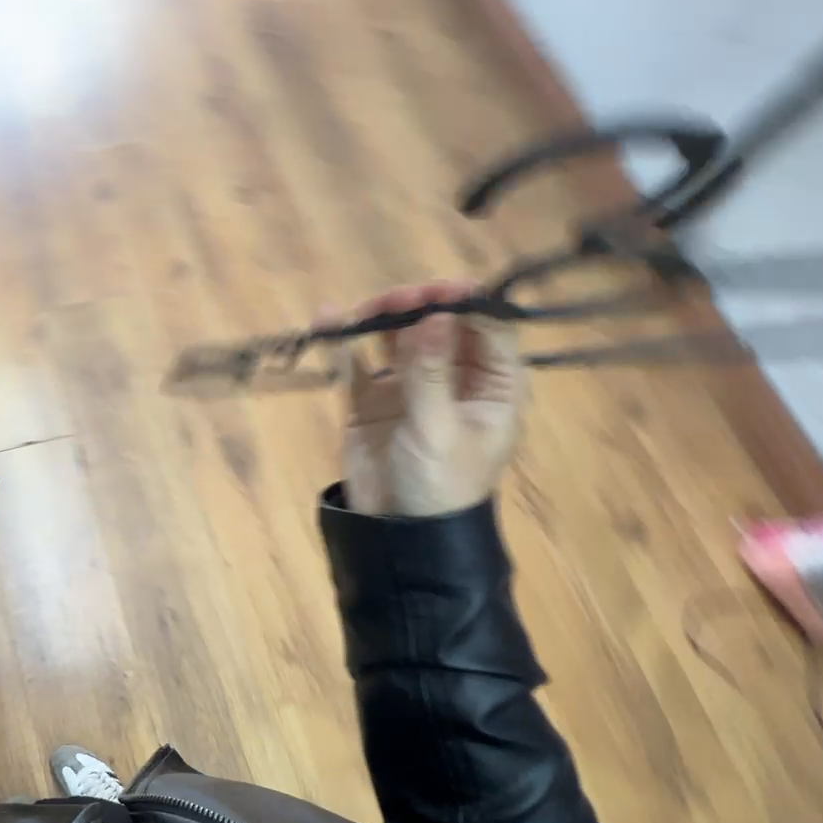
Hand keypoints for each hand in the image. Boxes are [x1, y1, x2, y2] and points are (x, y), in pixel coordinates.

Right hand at [335, 280, 526, 516]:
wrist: (394, 534)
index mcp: (493, 387)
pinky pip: (356, 367)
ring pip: (397, 340)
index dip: (468, 304)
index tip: (441, 288)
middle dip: (421, 306)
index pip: (489, 330)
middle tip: (398, 296)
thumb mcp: (440, 430)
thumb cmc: (438, 485)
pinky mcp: (369, 402)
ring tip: (366, 307)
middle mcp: (453, 379)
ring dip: (383, 319)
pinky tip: (329, 319)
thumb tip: (432, 315)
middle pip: (441, 327)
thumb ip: (430, 373)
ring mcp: (408, 389)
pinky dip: (344, 345)